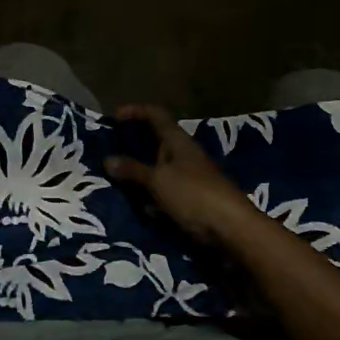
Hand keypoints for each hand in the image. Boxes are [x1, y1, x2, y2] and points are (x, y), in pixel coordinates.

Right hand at [105, 104, 257, 243]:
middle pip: (157, 140)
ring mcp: (191, 175)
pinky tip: (139, 202)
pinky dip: (150, 190)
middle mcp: (185, 153)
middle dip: (134, 144)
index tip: (115, 116)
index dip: (136, 111)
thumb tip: (108, 160)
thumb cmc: (194, 195)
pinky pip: (165, 187)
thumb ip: (133, 170)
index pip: (156, 115)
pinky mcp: (193, 196)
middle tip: (111, 151)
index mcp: (178, 141)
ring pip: (160, 166)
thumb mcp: (158, 181)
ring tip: (117, 179)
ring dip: (140, 170)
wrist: (231, 228)